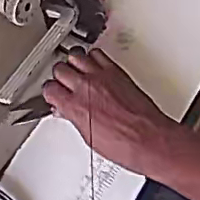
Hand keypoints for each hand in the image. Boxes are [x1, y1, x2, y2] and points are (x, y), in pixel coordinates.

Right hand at [41, 48, 190, 179]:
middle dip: (60, 76)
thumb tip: (68, 112)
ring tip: (76, 69)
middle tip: (63, 82)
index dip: (50, 91)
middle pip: (60, 68)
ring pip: (76, 55)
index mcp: (75, 107)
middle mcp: (86, 88)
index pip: (50, 88)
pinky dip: (93, 57)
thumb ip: (74, 118)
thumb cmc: (124, 145)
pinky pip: (97, 54)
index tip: (53, 94)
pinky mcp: (115, 71)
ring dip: (74, 63)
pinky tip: (94, 65)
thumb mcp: (89, 138)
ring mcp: (101, 77)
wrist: (149, 139)